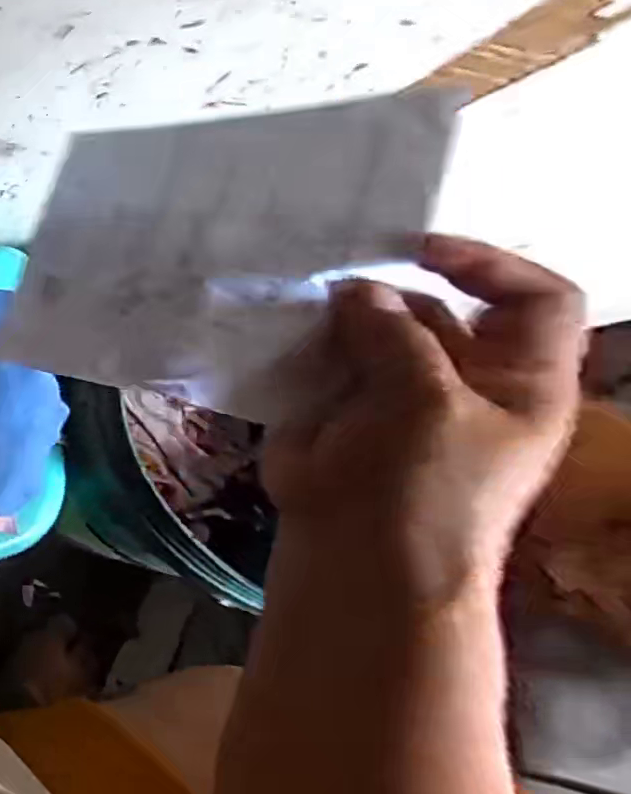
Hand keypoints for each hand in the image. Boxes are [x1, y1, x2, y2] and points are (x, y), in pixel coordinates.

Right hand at [262, 235, 586, 599]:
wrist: (358, 545)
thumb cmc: (424, 481)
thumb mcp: (427, 403)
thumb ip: (395, 339)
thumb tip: (357, 288)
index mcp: (515, 379)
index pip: (529, 301)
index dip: (485, 265)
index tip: (414, 248)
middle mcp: (453, 379)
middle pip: (430, 313)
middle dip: (383, 292)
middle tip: (323, 276)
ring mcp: (386, 394)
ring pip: (362, 335)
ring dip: (329, 317)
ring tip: (286, 301)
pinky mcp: (329, 407)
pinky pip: (314, 363)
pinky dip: (292, 345)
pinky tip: (265, 334)